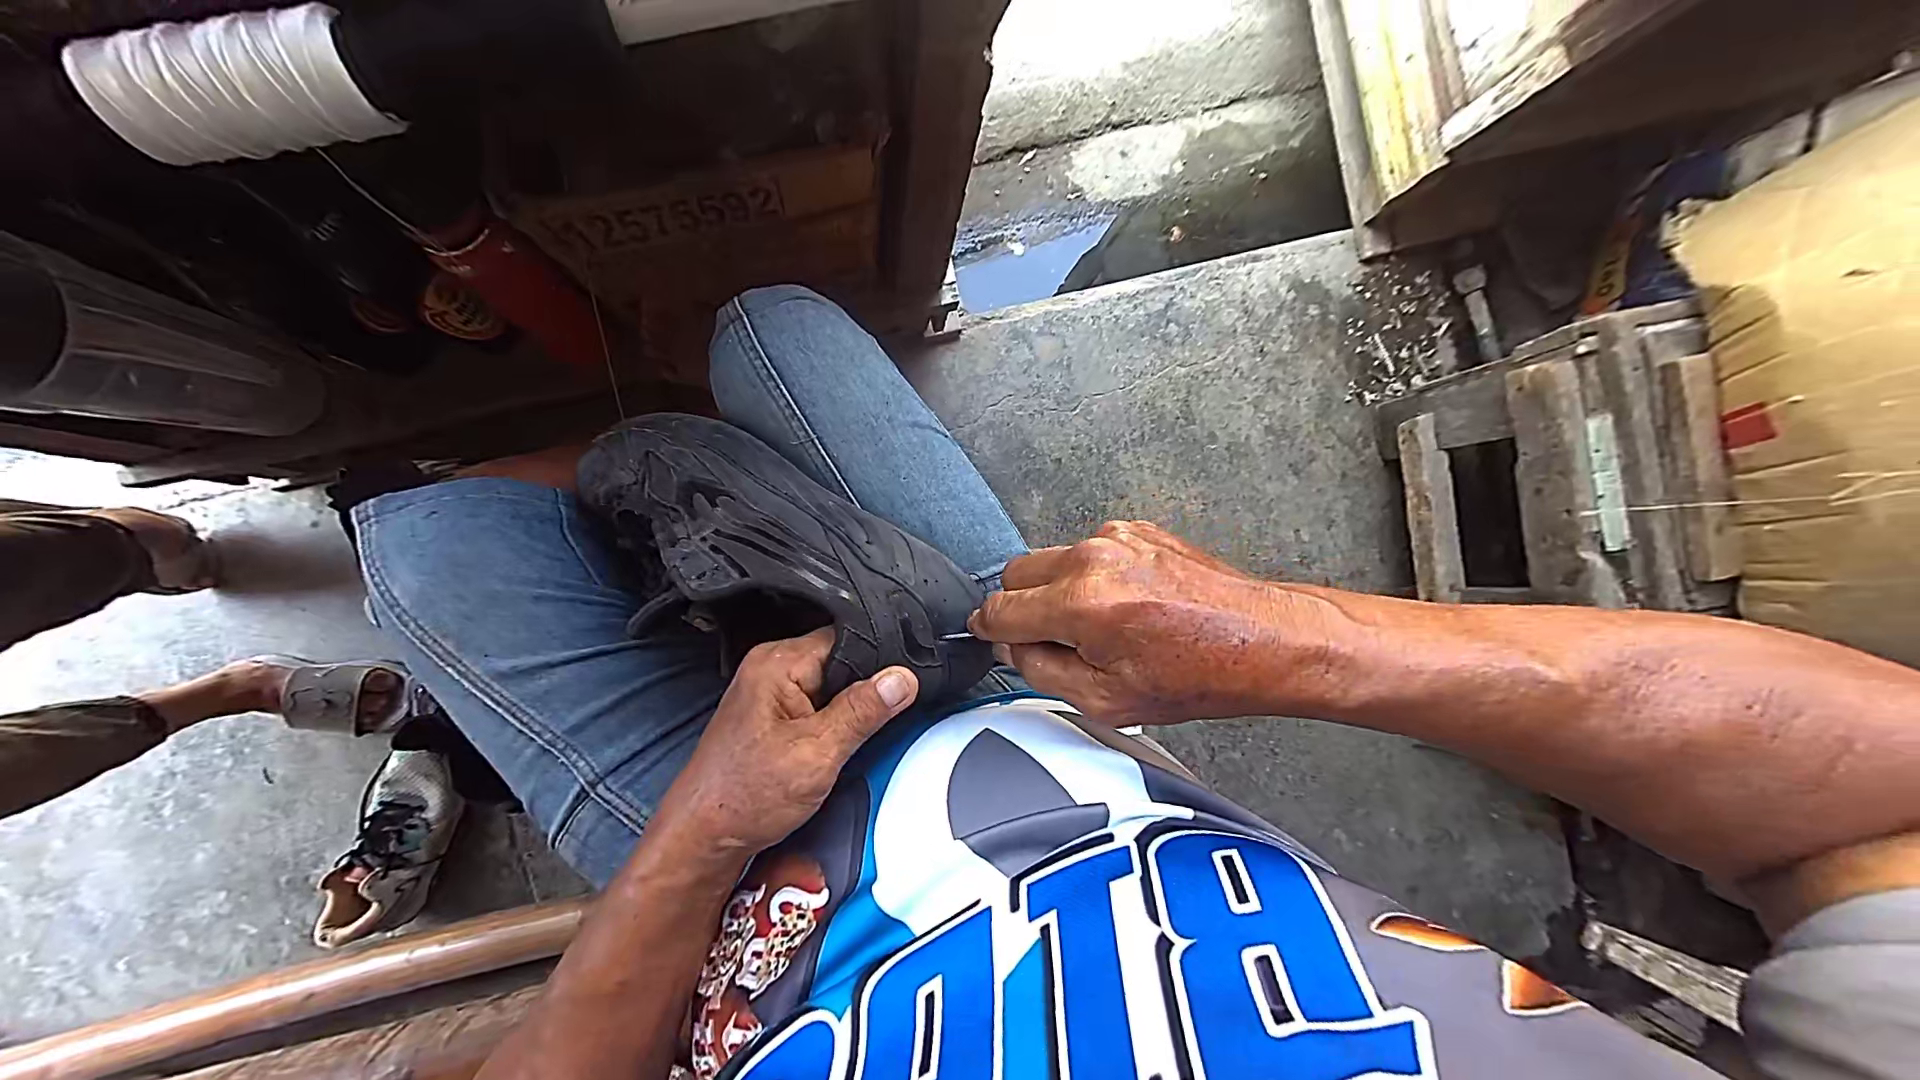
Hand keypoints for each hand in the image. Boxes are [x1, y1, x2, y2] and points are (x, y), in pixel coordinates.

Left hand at [661, 627, 917, 854]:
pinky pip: (820, 703)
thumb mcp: (818, 753)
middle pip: (843, 660)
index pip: (848, 636)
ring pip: (834, 684)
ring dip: (849, 711)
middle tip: (868, 725)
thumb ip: (863, 711)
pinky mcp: (775, 714)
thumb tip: (902, 679)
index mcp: (777, 663)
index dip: (879, 661)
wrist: (704, 839)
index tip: (899, 688)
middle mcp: (772, 668)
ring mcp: (772, 691)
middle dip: (864, 691)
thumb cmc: (742, 798)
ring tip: (843, 741)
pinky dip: (834, 723)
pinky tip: (833, 746)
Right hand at [969, 521, 1342, 724]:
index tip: (989, 633)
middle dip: (1020, 607)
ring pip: (1050, 560)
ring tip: (1099, 626)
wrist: (1262, 639)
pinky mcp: (1136, 530)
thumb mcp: (1107, 700)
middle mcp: (1094, 557)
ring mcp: (1117, 537)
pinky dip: (1089, 576)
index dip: (988, 629)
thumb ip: (1041, 670)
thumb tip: (1014, 647)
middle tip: (1049, 638)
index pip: (999, 609)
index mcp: (1082, 603)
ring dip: (1056, 591)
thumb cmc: (1202, 671)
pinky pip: (1086, 551)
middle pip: (1015, 573)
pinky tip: (1122, 605)